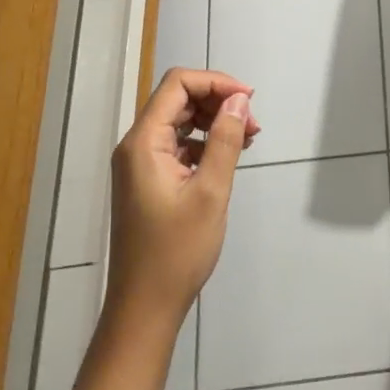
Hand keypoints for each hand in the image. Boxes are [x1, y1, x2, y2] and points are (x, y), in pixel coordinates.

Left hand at [104, 68, 260, 327]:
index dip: (216, 82)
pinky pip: (177, 145)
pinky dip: (205, 142)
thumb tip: (239, 100)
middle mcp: (136, 146)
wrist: (144, 307)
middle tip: (253, 124)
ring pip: (179, 121)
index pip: (178, 85)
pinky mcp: (148, 181)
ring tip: (248, 139)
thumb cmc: (177, 250)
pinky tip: (228, 157)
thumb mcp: (211, 191)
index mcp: (143, 142)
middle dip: (218, 101)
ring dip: (214, 121)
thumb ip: (226, 139)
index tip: (250, 99)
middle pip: (177, 99)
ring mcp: (140, 165)